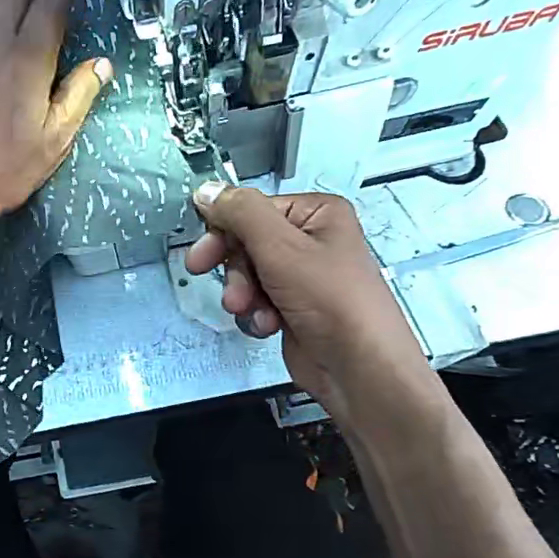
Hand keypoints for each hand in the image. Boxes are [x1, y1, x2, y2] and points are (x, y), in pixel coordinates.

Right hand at [184, 182, 439, 429]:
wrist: (358, 367)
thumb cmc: (329, 299)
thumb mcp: (280, 247)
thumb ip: (240, 213)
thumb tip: (207, 190)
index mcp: (318, 214)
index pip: (255, 210)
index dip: (226, 232)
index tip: (201, 255)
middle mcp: (312, 241)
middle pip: (249, 244)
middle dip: (237, 271)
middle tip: (228, 291)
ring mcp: (304, 277)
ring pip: (250, 276)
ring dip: (246, 296)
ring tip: (254, 311)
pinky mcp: (296, 308)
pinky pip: (260, 302)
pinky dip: (258, 314)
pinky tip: (269, 326)